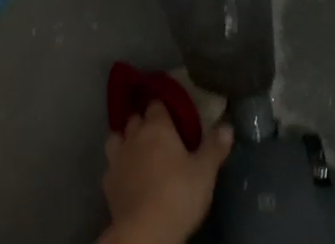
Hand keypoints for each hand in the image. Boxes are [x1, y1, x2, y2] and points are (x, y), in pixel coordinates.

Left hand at [99, 103, 233, 243]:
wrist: (146, 229)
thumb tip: (226, 125)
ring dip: (126, 141)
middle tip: (160, 137)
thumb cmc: (179, 194)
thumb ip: (215, 147)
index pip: (157, 105)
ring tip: (139, 153)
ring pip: (116, 137)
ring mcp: (117, 157)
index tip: (173, 117)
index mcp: (157, 128)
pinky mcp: (107, 181)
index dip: (164, 109)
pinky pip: (111, 165)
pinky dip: (118, 167)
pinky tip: (128, 178)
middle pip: (135, 119)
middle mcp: (134, 136)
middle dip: (145, 124)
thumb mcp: (205, 172)